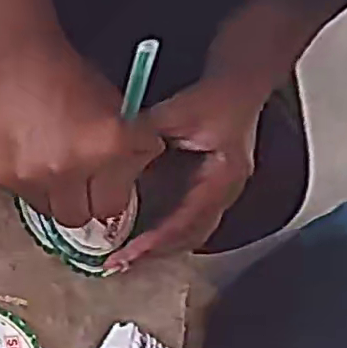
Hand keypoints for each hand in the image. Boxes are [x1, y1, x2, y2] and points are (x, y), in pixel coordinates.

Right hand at [0, 38, 164, 227]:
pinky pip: (25, 196)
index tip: (110, 186)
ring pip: (53, 211)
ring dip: (58, 196)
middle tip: (84, 185)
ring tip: (54, 166)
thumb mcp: (113, 106)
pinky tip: (30, 156)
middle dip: (86, 203)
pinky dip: (31, 183)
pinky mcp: (4, 177)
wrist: (12, 59)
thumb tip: (127, 174)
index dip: (114, 193)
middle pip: (84, 216)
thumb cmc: (65, 74)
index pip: (116, 204)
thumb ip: (125, 146)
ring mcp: (34, 177)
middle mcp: (72, 169)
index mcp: (109, 146)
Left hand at [105, 73, 268, 266]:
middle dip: (152, 254)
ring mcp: (215, 194)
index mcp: (222, 178)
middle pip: (187, 238)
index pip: (186, 222)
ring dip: (154, 249)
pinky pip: (182, 222)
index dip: (155, 241)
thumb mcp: (175, 114)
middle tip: (116, 265)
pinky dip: (158, 234)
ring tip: (121, 260)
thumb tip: (107, 154)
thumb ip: (141, 135)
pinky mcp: (203, 191)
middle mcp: (223, 192)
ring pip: (186, 235)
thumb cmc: (214, 97)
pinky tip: (133, 240)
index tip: (127, 254)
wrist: (239, 82)